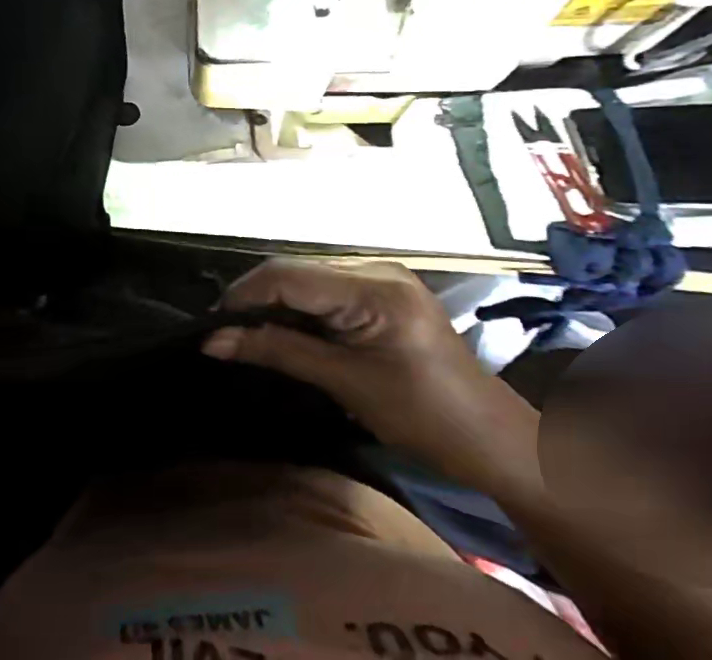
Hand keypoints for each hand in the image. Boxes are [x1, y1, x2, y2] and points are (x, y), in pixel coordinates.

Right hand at [202, 259, 539, 491]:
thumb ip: (277, 351)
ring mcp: (380, 278)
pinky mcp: (379, 292)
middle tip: (224, 334)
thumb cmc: (428, 418)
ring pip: (302, 278)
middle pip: (292, 271)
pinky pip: (320, 290)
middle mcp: (375, 270)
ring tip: (246, 334)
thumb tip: (212, 340)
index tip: (212, 328)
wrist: (499, 442)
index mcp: (374, 289)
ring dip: (270, 305)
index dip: (242, 296)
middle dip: (253, 300)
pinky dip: (294, 309)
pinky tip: (281, 331)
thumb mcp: (345, 383)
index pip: (287, 276)